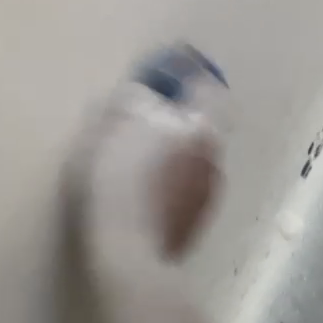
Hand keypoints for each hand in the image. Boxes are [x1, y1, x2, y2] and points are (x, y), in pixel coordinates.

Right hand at [68, 52, 225, 272]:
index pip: (205, 86)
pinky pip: (182, 187)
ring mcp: (208, 193)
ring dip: (170, 152)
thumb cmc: (117, 178)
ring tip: (135, 158)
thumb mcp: (109, 124)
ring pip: (191, 158)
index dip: (187, 74)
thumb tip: (140, 96)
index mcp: (198, 126)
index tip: (169, 68)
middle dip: (174, 117)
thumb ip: (129, 100)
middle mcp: (213, 156)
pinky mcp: (195, 223)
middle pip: (198, 123)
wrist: (127, 254)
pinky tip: (138, 191)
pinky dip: (166, 181)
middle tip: (142, 115)